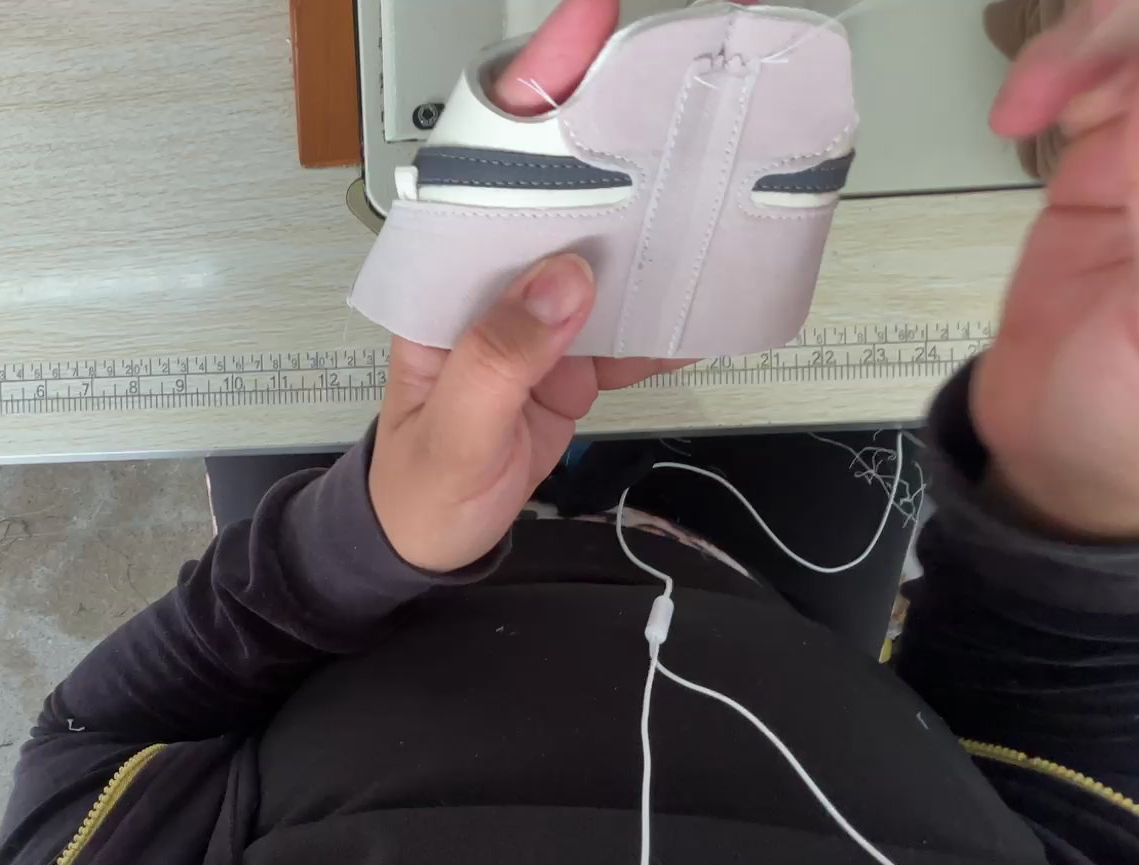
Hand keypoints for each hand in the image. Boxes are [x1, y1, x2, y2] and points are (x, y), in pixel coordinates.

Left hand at [369, 0, 699, 571]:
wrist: (431, 540)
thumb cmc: (417, 487)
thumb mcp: (452, 431)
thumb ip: (498, 358)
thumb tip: (564, 281)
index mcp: (448, 290)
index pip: (483, 179)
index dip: (530, 101)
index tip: (583, 33)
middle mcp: (496, 293)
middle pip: (559, 203)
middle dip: (618, 152)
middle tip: (689, 107)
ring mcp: (539, 327)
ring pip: (606, 263)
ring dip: (658, 238)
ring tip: (721, 199)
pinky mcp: (570, 363)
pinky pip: (628, 332)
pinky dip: (668, 324)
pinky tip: (706, 308)